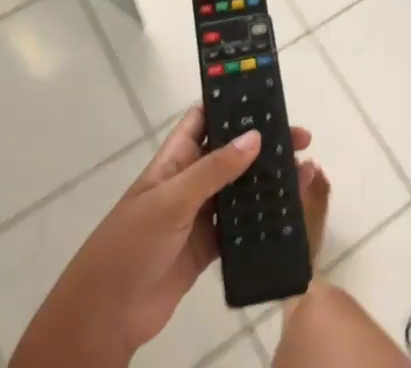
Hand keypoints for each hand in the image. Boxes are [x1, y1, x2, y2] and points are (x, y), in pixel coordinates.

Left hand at [10, 107, 312, 366]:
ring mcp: (198, 217)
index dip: (231, 106)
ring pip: (239, 191)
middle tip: (301, 140)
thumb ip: (214, 170)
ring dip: (267, 183)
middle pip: (230, 154)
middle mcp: (188, 183)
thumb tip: (254, 137)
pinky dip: (263, 221)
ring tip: (304, 173)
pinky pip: (240, 228)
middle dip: (262, 145)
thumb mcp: (171, 199)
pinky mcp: (207, 248)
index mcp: (173, 160)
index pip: (204, 121)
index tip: (268, 98)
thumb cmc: (130, 243)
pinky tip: (289, 215)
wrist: (107, 312)